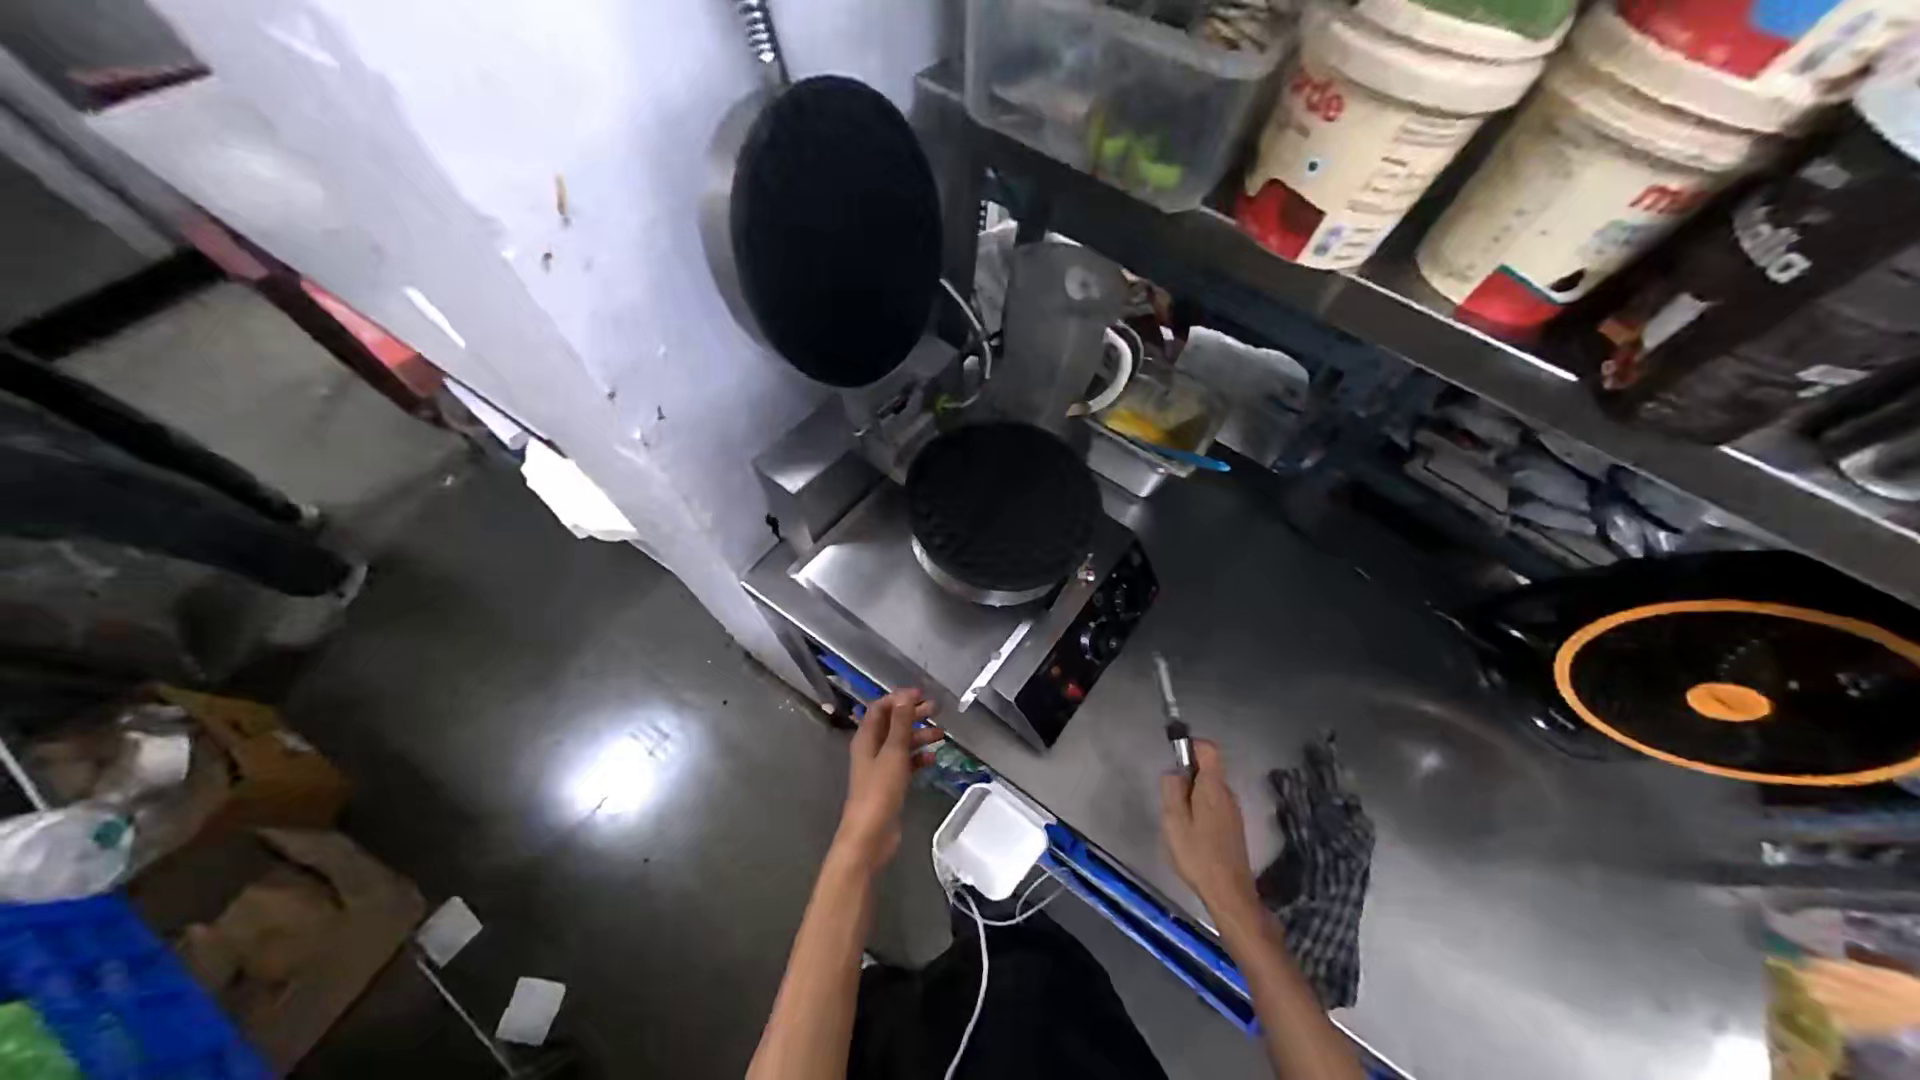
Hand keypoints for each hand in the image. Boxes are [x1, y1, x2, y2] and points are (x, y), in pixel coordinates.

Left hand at [835, 689, 942, 869]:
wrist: (870, 835)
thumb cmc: (879, 791)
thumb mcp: (893, 752)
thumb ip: (900, 723)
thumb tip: (905, 696)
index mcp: (866, 738)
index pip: (880, 708)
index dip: (899, 699)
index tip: (922, 695)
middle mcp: (871, 749)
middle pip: (892, 724)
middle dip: (912, 715)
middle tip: (936, 710)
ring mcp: (880, 768)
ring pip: (901, 744)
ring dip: (919, 736)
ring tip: (941, 734)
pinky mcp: (890, 784)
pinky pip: (906, 764)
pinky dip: (919, 758)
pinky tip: (934, 759)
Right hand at [1160, 739, 1258, 920]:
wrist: (1229, 892)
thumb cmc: (1197, 854)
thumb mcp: (1173, 819)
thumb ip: (1171, 788)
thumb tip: (1174, 771)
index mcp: (1213, 787)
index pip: (1208, 749)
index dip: (1191, 746)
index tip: (1174, 760)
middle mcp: (1227, 794)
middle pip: (1207, 769)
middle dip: (1186, 777)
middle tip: (1170, 802)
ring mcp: (1233, 811)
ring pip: (1209, 789)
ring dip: (1191, 796)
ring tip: (1179, 822)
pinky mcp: (1233, 827)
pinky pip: (1214, 805)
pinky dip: (1200, 810)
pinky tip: (1192, 834)